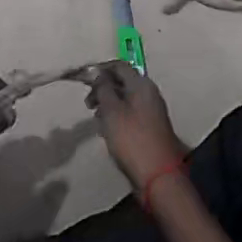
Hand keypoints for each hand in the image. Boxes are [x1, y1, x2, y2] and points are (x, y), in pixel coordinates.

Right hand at [87, 62, 185, 187]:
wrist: (158, 175)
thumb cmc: (131, 139)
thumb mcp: (111, 111)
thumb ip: (103, 88)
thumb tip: (97, 72)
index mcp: (142, 84)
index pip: (119, 66)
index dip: (100, 70)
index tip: (83, 81)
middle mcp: (149, 93)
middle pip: (122, 82)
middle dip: (102, 89)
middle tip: (88, 104)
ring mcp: (151, 111)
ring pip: (125, 99)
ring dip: (108, 105)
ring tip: (96, 120)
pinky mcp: (150, 127)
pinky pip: (130, 114)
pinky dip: (117, 117)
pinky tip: (107, 131)